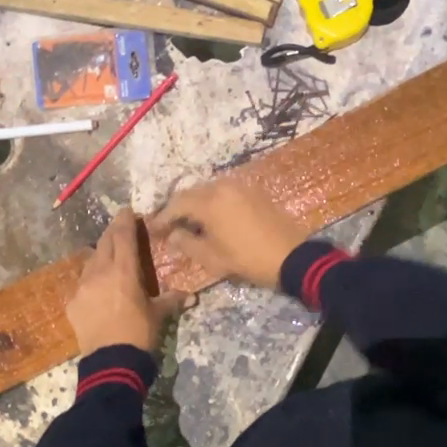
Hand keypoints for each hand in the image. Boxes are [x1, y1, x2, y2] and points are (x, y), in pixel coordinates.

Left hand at [67, 210, 187, 354]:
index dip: (125, 220)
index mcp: (124, 270)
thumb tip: (190, 296)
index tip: (128, 211)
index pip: (123, 235)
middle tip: (120, 228)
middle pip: (104, 243)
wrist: (112, 363)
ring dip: (101, 255)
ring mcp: (82, 287)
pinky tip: (97, 287)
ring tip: (109, 257)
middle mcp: (100, 272)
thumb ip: (172, 300)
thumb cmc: (140, 334)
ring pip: (91, 261)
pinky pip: (82, 284)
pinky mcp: (73, 303)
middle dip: (112, 233)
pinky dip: (91, 279)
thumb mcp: (159, 315)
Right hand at [149, 179, 308, 290]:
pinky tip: (214, 217)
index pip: (176, 204)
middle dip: (178, 208)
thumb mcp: (212, 258)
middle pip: (192, 192)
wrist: (292, 256)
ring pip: (209, 189)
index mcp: (209, 202)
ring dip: (197, 203)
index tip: (154, 229)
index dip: (163, 217)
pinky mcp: (255, 192)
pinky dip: (214, 201)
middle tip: (170, 224)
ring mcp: (241, 186)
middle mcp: (222, 187)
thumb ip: (187, 244)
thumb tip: (172, 234)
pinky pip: (226, 191)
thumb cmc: (248, 260)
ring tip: (190, 221)